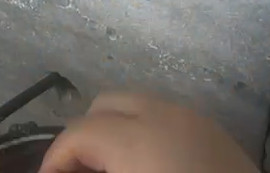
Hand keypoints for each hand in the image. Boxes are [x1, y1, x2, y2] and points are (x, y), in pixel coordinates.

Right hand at [40, 93, 256, 172]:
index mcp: (136, 137)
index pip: (77, 133)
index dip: (54, 160)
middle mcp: (163, 113)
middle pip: (105, 105)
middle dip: (84, 140)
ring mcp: (193, 117)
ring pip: (137, 104)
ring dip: (114, 132)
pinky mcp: (215, 130)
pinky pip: (166, 116)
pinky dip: (145, 133)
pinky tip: (148, 169)